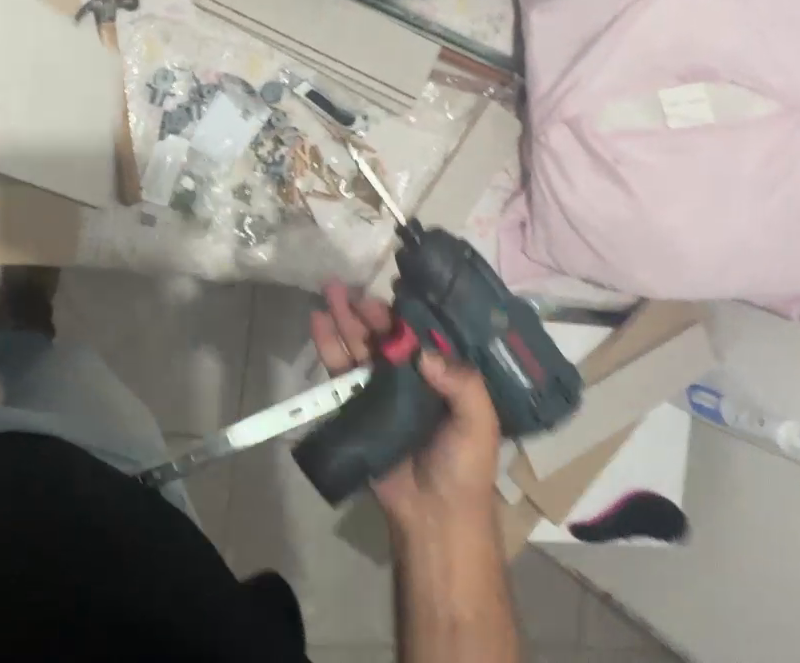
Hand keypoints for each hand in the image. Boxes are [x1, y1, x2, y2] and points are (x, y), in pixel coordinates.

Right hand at [311, 282, 501, 526]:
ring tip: (327, 292)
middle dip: (364, 310)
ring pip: (358, 348)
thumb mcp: (480, 422)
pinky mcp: (353, 407)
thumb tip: (422, 353)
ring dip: (342, 320)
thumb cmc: (463, 467)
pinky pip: (339, 372)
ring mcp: (377, 392)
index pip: (418, 336)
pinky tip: (318, 323)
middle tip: (344, 285)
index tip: (387, 291)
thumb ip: (463, 383)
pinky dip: (328, 345)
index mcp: (439, 377)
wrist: (434, 513)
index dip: (401, 313)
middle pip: (383, 337)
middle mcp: (407, 379)